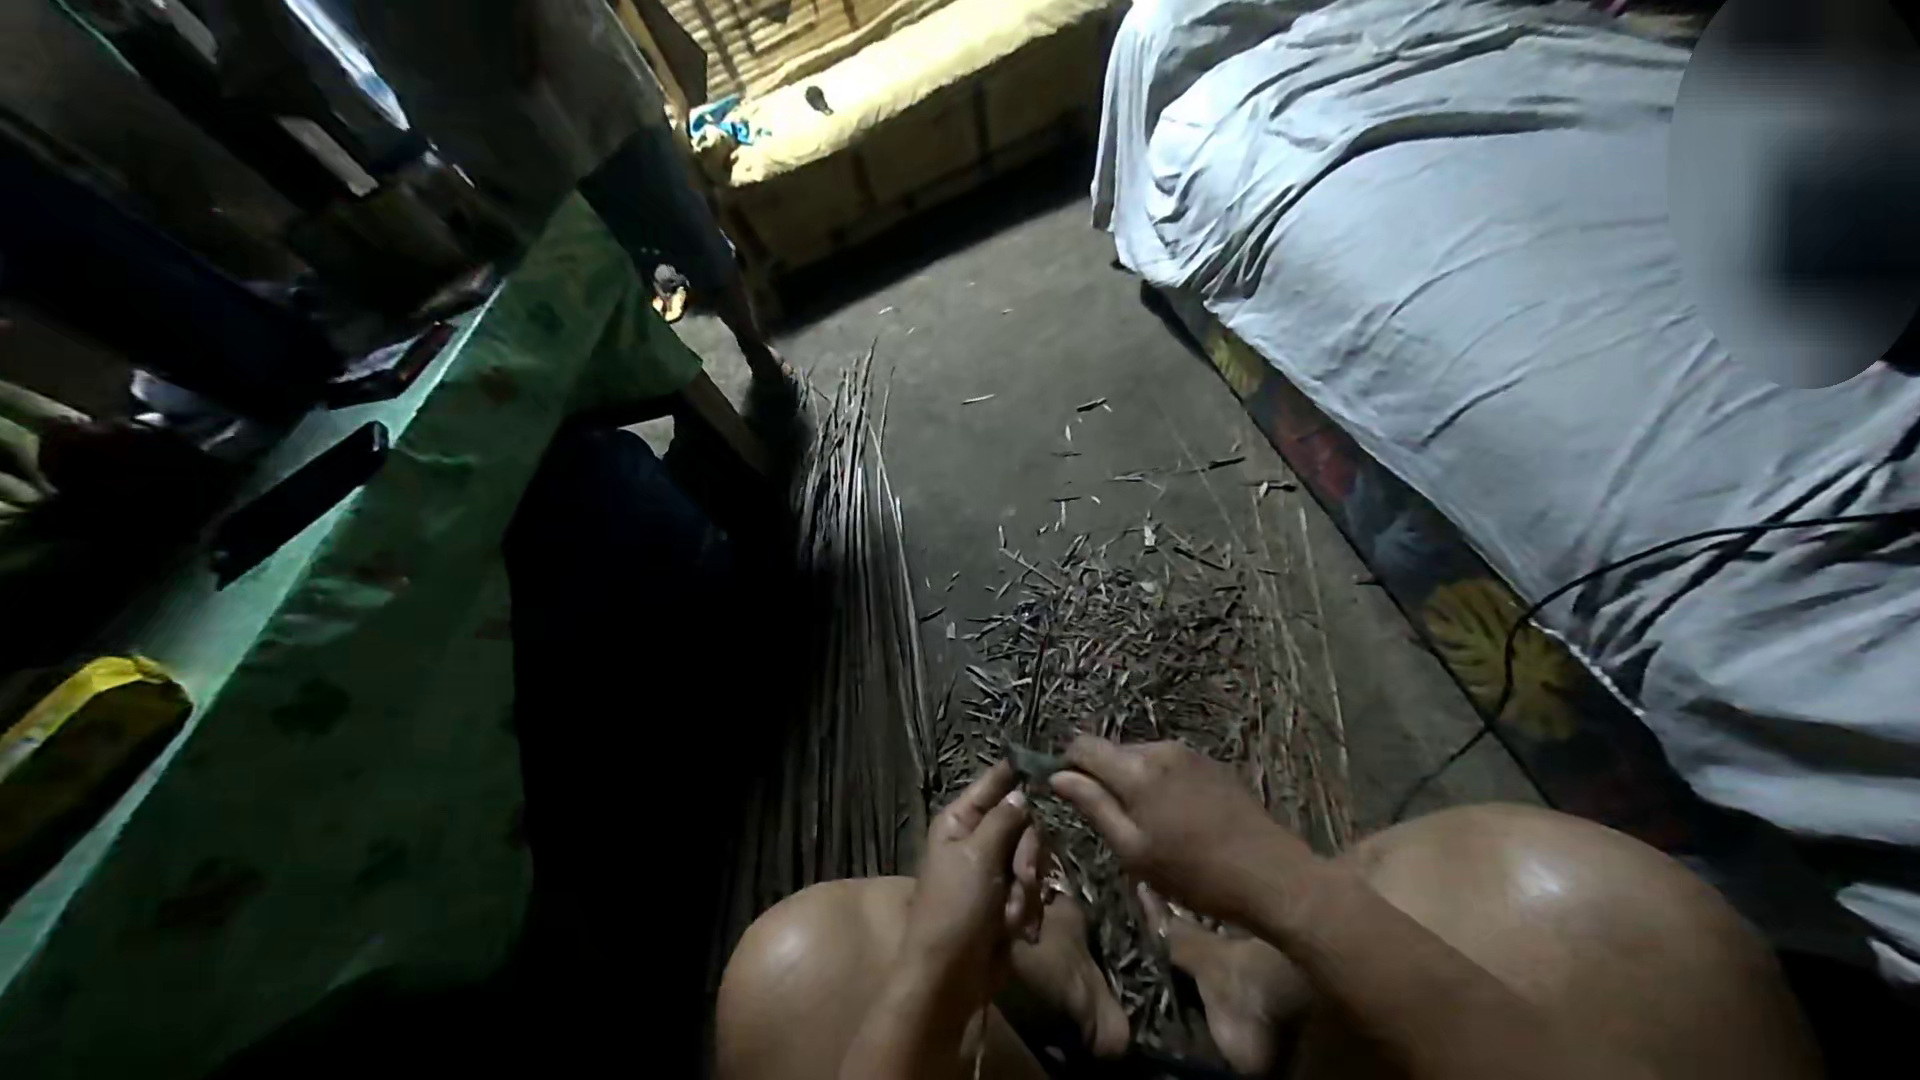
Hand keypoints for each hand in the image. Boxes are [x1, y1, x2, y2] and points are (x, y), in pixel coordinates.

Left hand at [899, 762, 1045, 1012]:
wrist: (950, 979)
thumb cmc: (955, 909)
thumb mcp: (977, 856)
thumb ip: (1003, 820)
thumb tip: (1020, 792)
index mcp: (960, 821)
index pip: (993, 783)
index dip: (1016, 775)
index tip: (1045, 768)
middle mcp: (977, 840)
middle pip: (1023, 825)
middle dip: (1027, 855)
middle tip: (1022, 877)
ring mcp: (993, 872)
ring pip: (1032, 860)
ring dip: (1026, 890)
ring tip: (1010, 914)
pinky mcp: (1006, 901)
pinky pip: (1031, 892)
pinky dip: (1026, 911)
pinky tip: (1014, 929)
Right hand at [1050, 736, 1316, 922]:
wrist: (1272, 876)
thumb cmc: (1195, 874)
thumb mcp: (1133, 850)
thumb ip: (1093, 806)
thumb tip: (1057, 776)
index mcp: (1136, 769)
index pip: (1083, 745)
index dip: (1068, 763)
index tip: (1068, 791)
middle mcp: (1160, 749)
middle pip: (1112, 751)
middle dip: (1103, 777)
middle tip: (1116, 823)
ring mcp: (1188, 753)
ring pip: (1140, 756)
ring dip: (1132, 781)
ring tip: (1150, 825)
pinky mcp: (1210, 763)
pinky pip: (1168, 763)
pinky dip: (1159, 782)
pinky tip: (1178, 817)